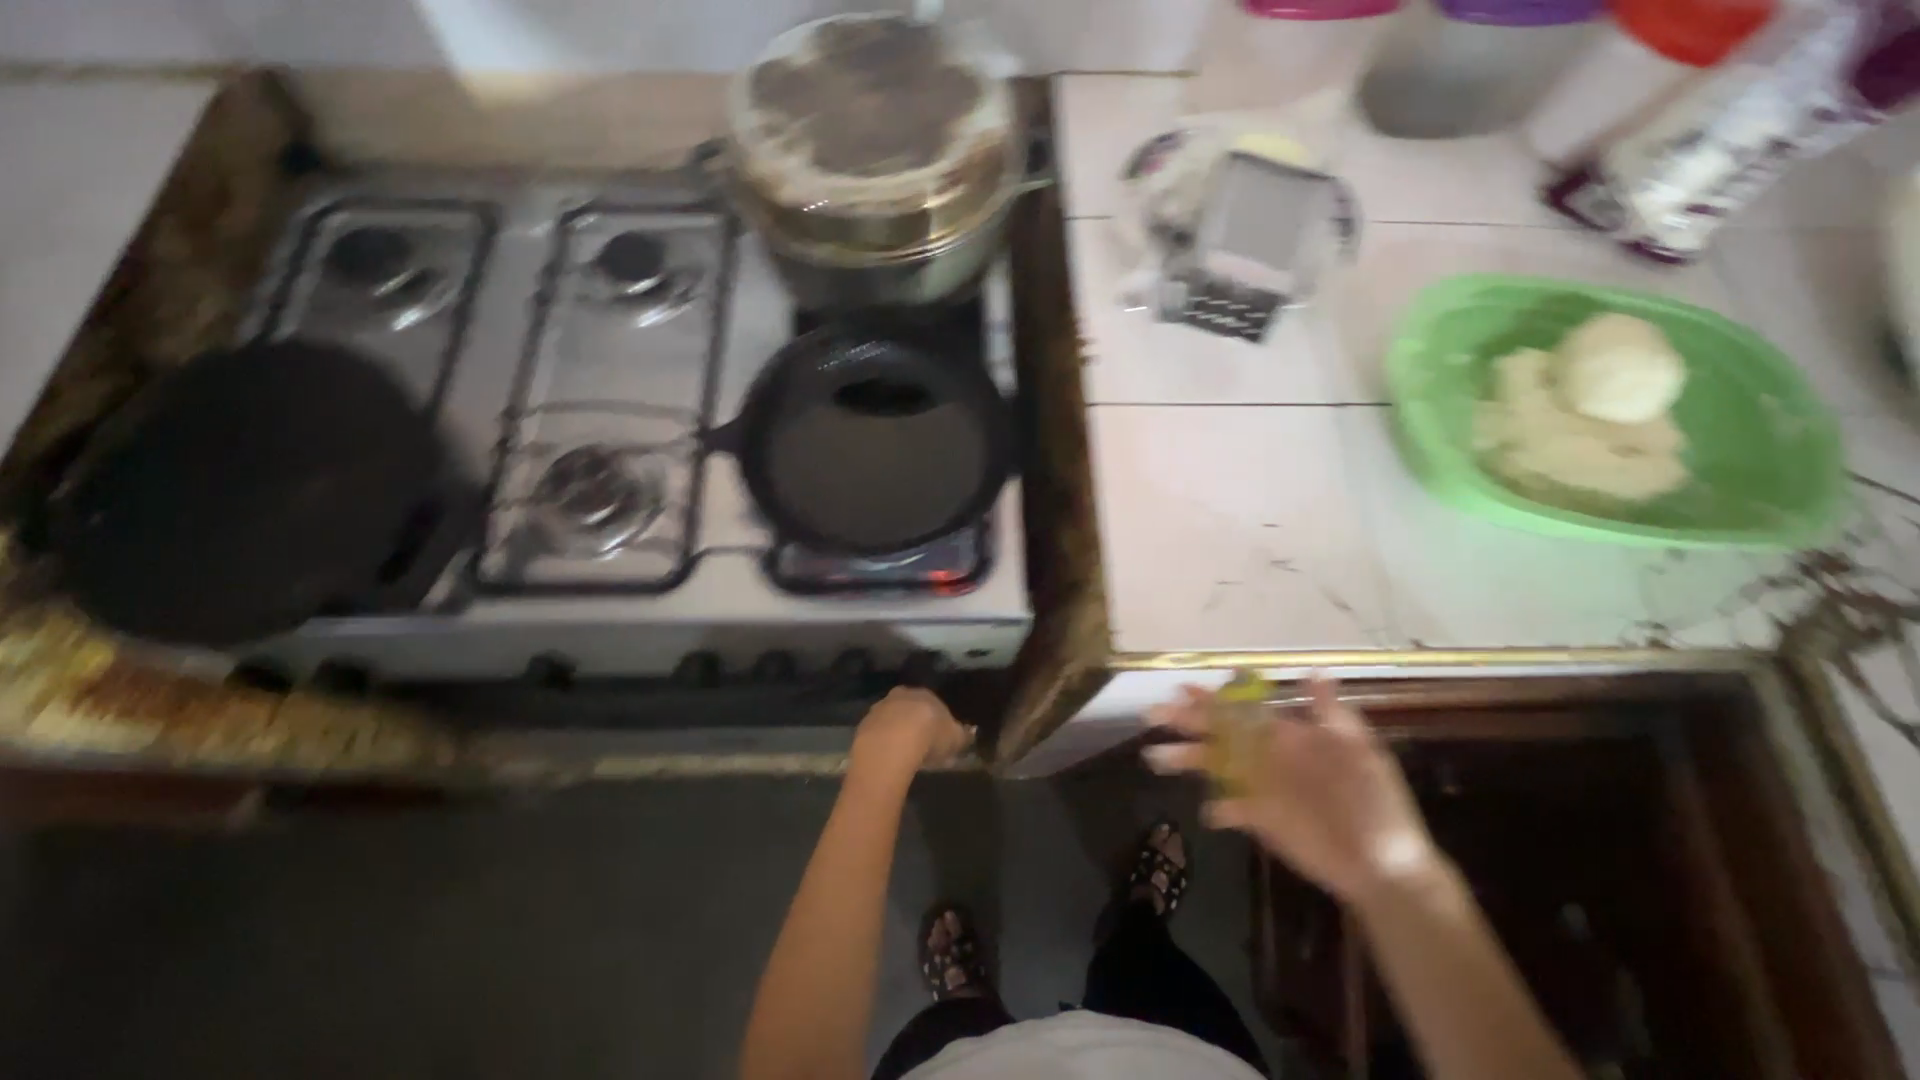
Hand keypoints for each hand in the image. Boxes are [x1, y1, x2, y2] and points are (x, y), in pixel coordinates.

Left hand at [850, 687, 973, 779]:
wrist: (892, 744)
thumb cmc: (930, 737)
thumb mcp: (955, 739)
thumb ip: (963, 734)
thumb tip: (969, 732)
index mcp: (925, 694)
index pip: (933, 704)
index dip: (936, 721)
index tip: (938, 738)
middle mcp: (901, 695)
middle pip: (909, 708)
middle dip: (913, 722)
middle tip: (919, 743)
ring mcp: (879, 708)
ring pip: (890, 718)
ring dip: (895, 730)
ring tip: (902, 752)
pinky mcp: (864, 724)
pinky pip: (877, 732)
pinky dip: (882, 741)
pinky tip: (887, 755)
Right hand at [1145, 676, 1443, 905]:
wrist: (1385, 864)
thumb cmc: (1377, 803)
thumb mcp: (1361, 752)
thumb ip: (1332, 715)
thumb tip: (1314, 672)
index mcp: (1290, 736)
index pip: (1244, 710)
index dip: (1214, 699)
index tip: (1183, 688)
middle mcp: (1269, 757)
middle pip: (1220, 735)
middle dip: (1186, 723)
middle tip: (1153, 714)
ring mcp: (1263, 789)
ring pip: (1217, 768)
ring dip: (1187, 760)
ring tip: (1155, 757)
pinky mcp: (1263, 821)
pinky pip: (1232, 809)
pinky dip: (1219, 809)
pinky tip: (1210, 812)